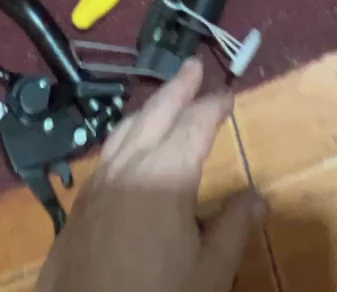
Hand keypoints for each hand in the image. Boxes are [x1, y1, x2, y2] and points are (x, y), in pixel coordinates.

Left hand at [36, 60, 263, 291]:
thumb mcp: (208, 274)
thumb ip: (234, 228)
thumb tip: (258, 197)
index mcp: (165, 176)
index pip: (195, 125)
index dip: (214, 106)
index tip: (229, 94)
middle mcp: (129, 168)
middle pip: (156, 113)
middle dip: (177, 87)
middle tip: (194, 65)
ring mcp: (98, 186)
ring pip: (125, 129)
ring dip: (149, 108)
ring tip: (165, 98)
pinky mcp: (78, 209)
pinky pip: (106, 154)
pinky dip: (126, 136)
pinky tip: (130, 147)